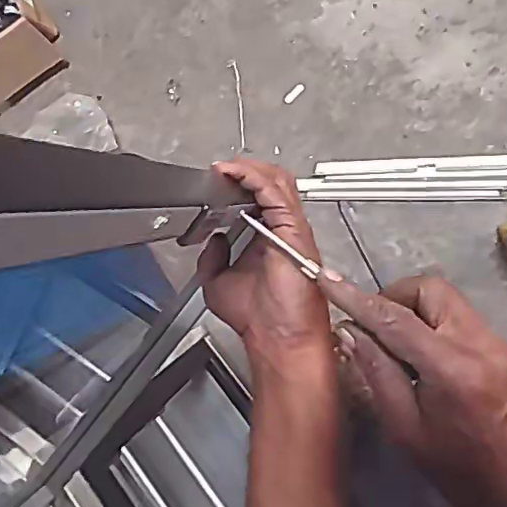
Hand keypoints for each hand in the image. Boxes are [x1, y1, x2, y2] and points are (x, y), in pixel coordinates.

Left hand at [197, 159, 331, 359]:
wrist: (279, 339)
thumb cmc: (261, 320)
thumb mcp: (219, 284)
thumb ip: (213, 260)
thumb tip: (213, 240)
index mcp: (269, 240)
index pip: (259, 199)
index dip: (240, 185)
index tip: (217, 180)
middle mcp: (283, 231)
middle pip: (272, 184)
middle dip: (247, 170)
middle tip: (222, 169)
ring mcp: (291, 228)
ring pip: (277, 182)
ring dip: (250, 169)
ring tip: (228, 167)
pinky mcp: (293, 229)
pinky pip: (276, 193)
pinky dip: (255, 178)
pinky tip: (236, 174)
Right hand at [319, 273, 506, 506]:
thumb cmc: (458, 472)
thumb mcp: (405, 429)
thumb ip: (377, 372)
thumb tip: (350, 330)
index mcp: (453, 369)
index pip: (396, 318)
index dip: (357, 298)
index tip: (328, 279)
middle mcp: (481, 343)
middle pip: (430, 289)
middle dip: (395, 297)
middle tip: (373, 327)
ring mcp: (499, 342)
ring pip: (447, 299)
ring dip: (416, 310)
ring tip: (398, 345)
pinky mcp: (506, 347)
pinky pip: (461, 317)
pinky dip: (435, 324)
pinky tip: (425, 357)